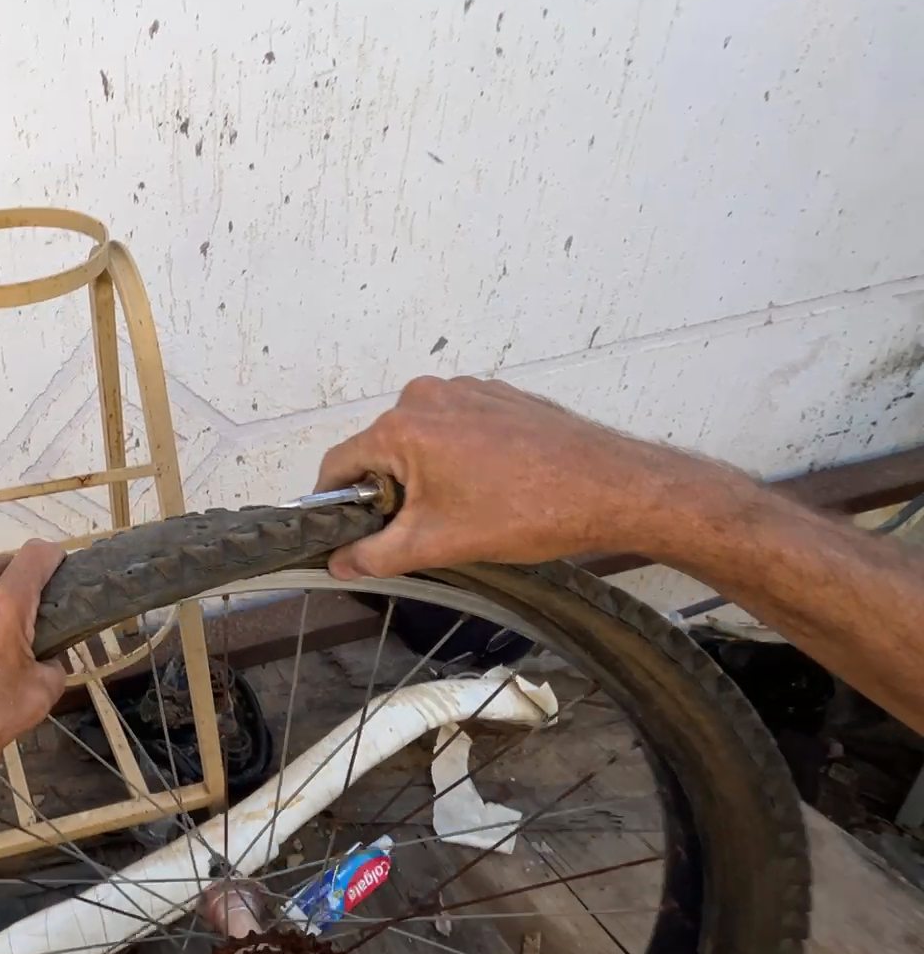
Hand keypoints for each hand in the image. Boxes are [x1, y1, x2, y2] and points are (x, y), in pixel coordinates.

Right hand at [315, 376, 736, 578]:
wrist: (621, 490)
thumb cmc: (524, 513)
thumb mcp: (436, 543)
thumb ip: (374, 555)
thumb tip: (336, 564)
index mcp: (401, 428)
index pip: (339, 462)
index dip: (332, 498)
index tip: (342, 526)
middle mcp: (424, 397)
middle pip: (379, 448)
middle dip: (385, 486)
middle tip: (414, 522)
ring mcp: (464, 390)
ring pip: (416, 437)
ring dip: (420, 468)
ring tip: (457, 501)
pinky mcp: (497, 393)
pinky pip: (453, 424)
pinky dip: (454, 451)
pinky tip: (486, 480)